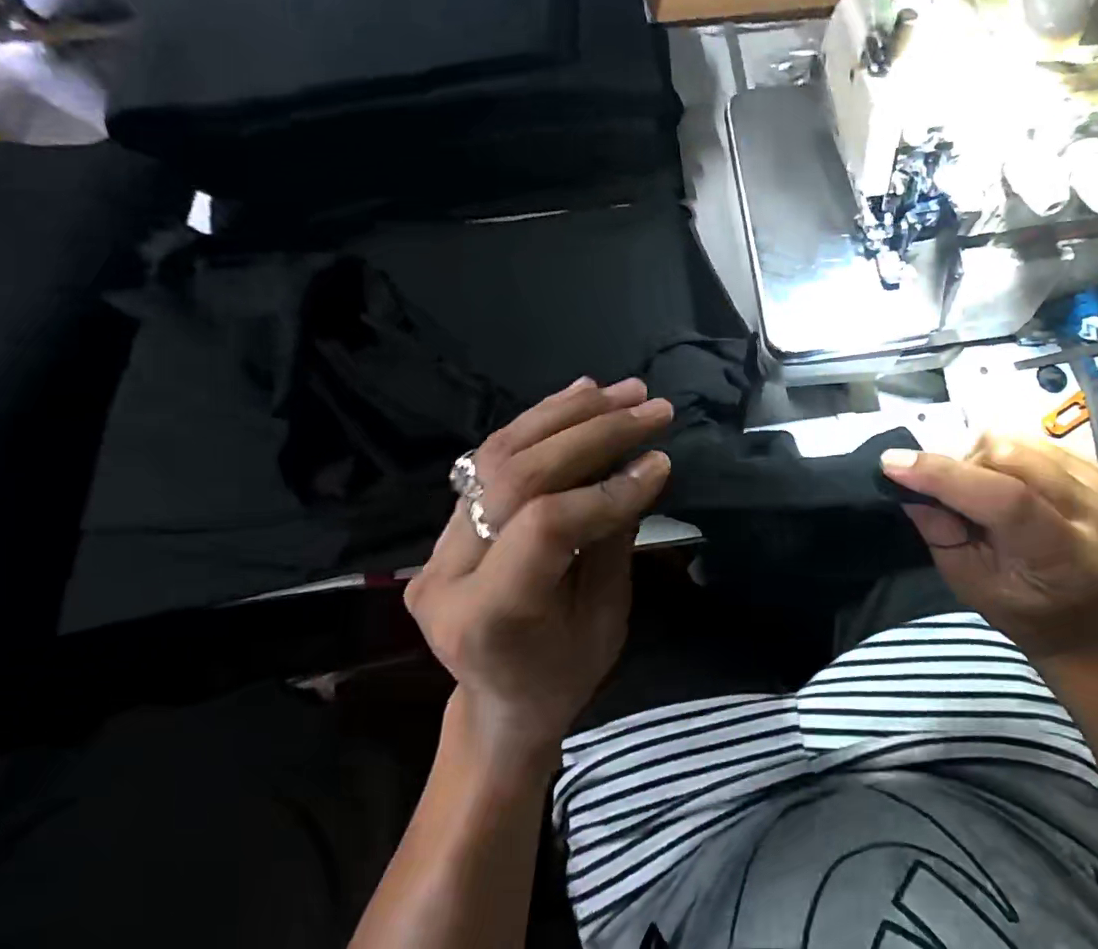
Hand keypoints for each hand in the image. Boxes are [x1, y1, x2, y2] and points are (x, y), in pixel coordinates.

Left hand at [404, 376, 673, 753]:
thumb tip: (643, 466)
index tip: (660, 462)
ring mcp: (436, 546)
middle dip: (594, 435)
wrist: (500, 704)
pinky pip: (490, 462)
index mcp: (488, 616)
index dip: (607, 488)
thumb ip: (613, 539)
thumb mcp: (606, 618)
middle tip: (652, 410)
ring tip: (622, 392)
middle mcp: (447, 573)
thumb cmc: (564, 676)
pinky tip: (580, 396)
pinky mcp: (444, 527)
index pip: (545, 525)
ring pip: (497, 455)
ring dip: (567, 416)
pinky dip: (540, 423)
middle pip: (517, 476)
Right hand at [880, 434, 1097, 661]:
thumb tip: (903, 476)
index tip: (895, 465)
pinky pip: (1036, 440)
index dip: (947, 476)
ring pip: (1021, 442)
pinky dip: (1007, 455)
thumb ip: (940, 530)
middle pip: (1012, 458)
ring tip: (982, 490)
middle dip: (964, 466)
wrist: (1078, 614)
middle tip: (950, 493)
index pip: (1006, 500)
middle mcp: (1095, 517)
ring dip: (984, 458)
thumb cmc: (1018, 606)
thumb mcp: (968, 581)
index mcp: (1065, 558)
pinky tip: (1008, 482)